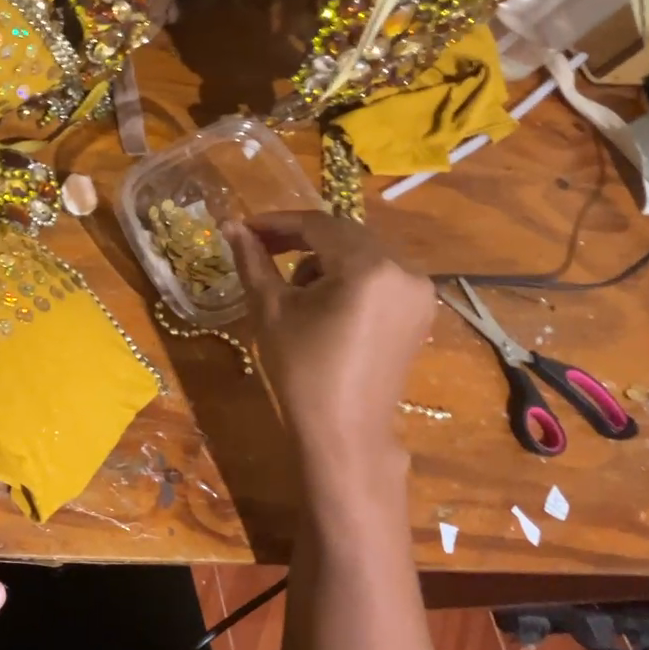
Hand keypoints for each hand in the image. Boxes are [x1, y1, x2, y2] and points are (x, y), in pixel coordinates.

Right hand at [222, 211, 434, 470]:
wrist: (344, 427)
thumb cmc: (300, 367)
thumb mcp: (270, 308)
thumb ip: (253, 260)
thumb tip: (229, 225)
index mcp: (368, 267)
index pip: (318, 225)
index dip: (276, 222)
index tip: (242, 228)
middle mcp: (404, 269)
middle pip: (344, 234)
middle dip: (299, 237)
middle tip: (258, 246)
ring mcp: (418, 290)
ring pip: (362, 252)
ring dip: (323, 256)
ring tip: (289, 283)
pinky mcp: (419, 310)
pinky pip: (379, 274)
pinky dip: (347, 275)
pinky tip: (321, 299)